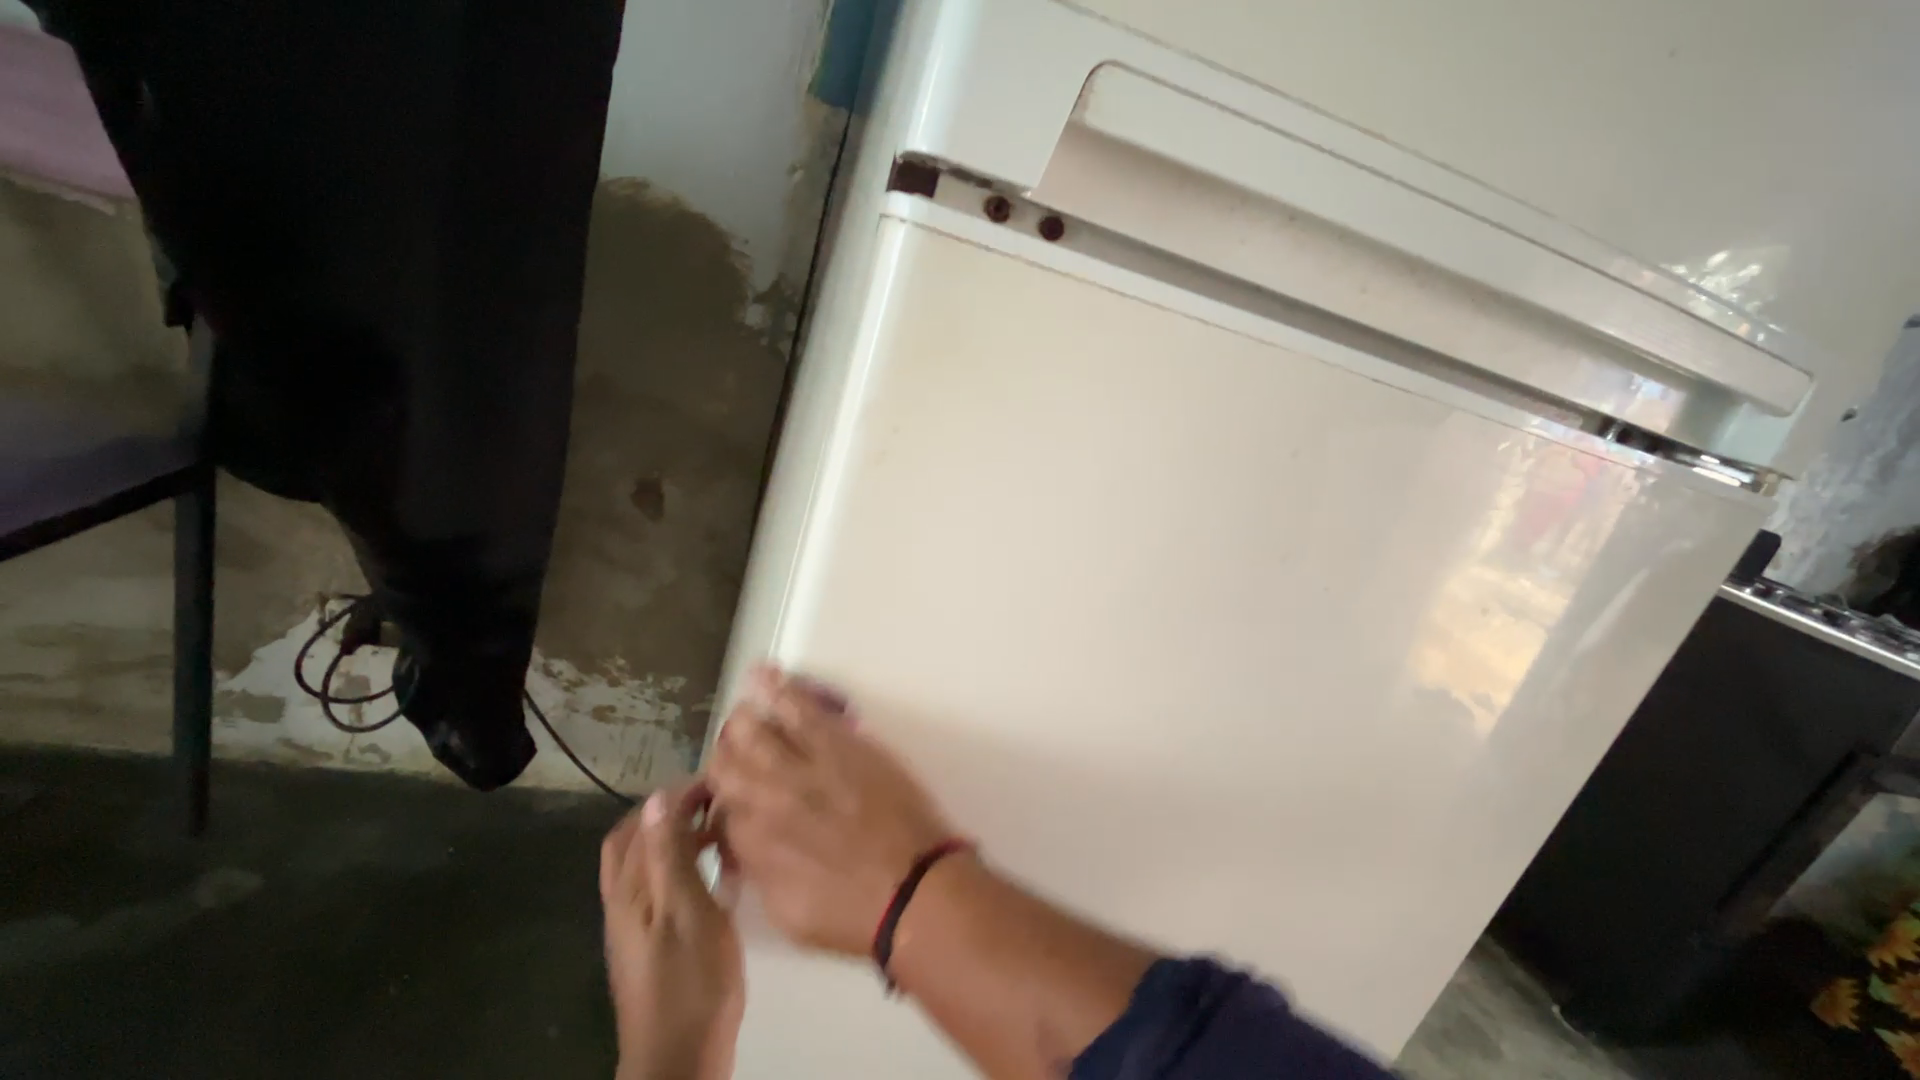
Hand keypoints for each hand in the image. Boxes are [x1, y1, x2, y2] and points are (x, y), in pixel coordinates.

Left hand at [601, 780, 742, 1079]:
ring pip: (648, 864)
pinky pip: (662, 888)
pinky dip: (685, 868)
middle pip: (635, 840)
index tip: (717, 782)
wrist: (678, 1059)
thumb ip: (671, 855)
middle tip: (713, 803)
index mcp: (629, 889)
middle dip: (670, 812)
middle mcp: (624, 901)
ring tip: (719, 832)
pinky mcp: (653, 945)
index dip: (678, 796)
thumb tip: (657, 797)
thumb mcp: (687, 911)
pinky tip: (718, 877)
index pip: (645, 822)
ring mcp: (636, 926)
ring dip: (677, 838)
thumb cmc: (690, 982)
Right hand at [708, 664, 955, 957]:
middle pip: (727, 762)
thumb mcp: (787, 910)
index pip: (719, 809)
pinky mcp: (836, 741)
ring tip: (748, 716)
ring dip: (745, 721)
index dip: (726, 803)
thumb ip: (759, 871)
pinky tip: (763, 673)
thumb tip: (747, 850)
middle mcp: (763, 797)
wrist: (914, 888)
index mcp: (749, 842)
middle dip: (728, 759)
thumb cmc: (853, 913)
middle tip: (742, 759)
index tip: (736, 802)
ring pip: (752, 729)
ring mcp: (799, 765)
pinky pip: (798, 705)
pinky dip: (776, 686)